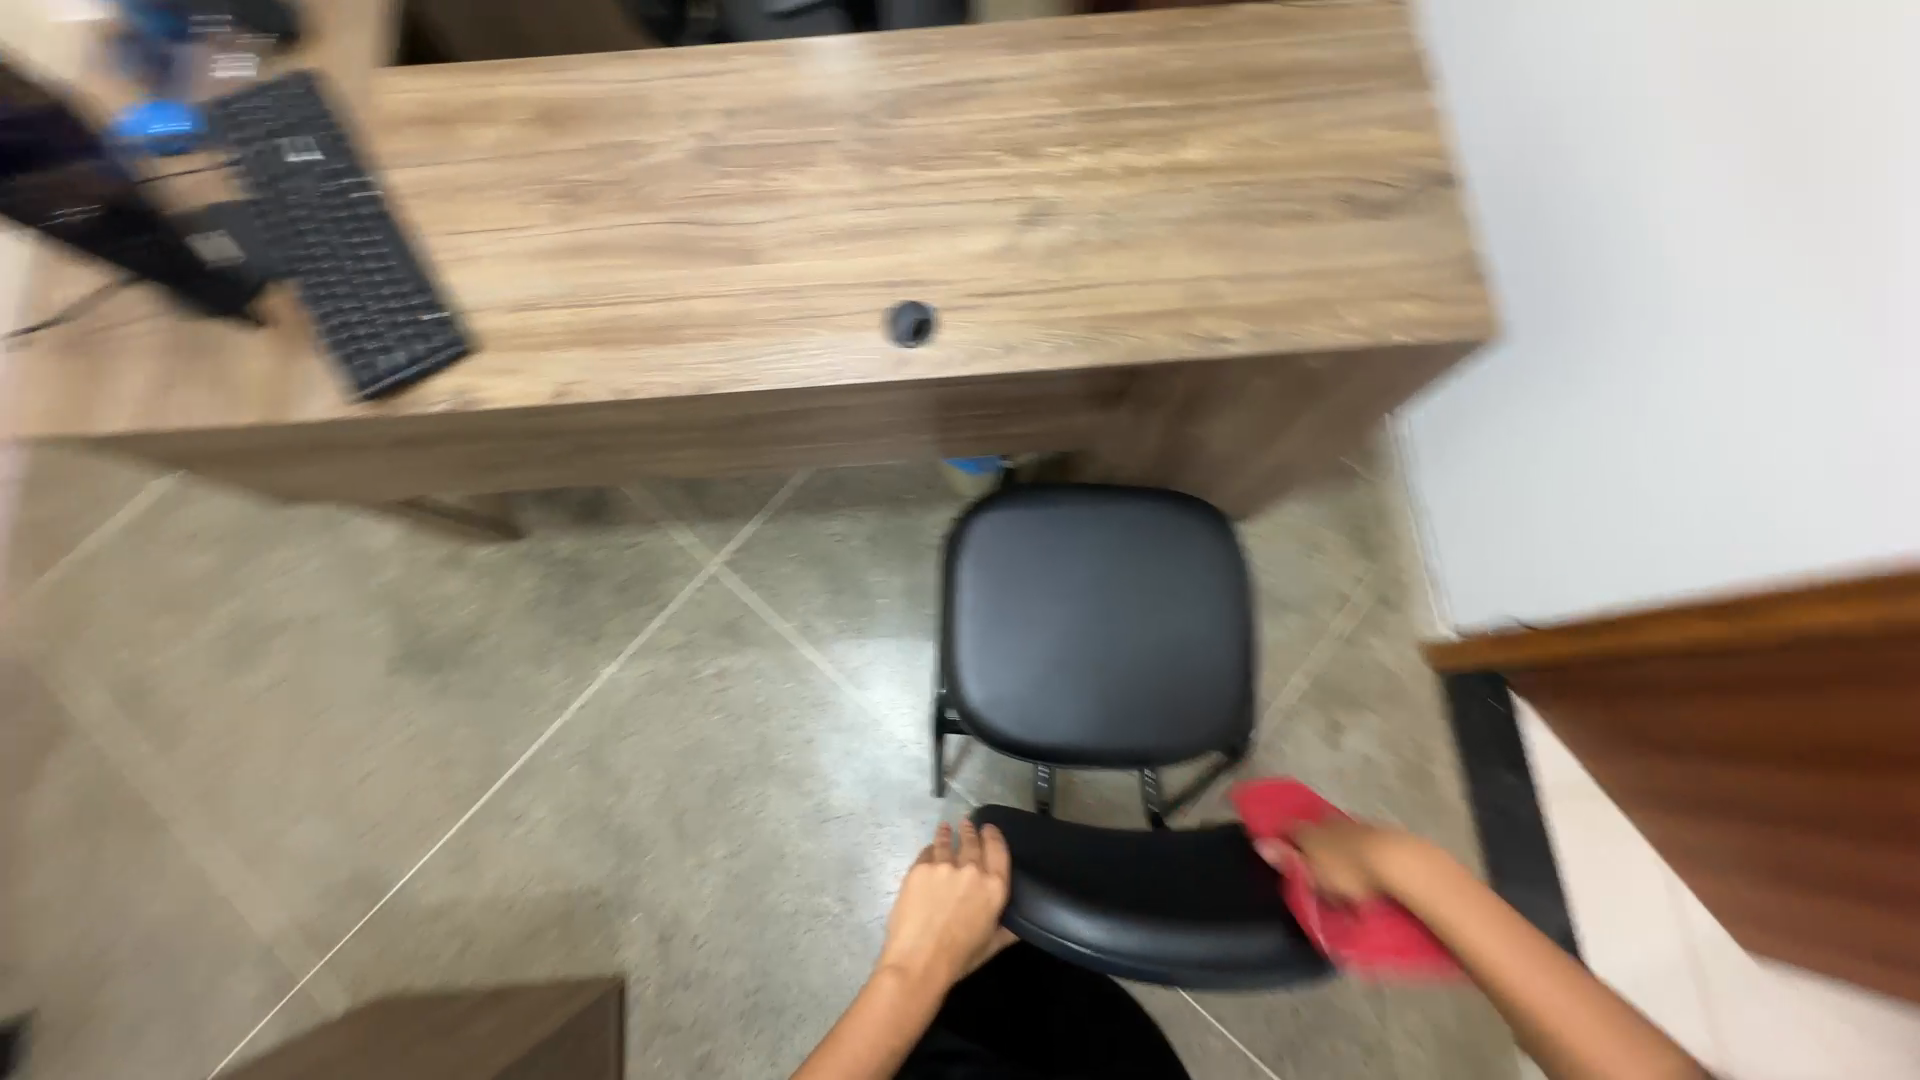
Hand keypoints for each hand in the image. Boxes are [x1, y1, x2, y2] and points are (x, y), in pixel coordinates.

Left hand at [876, 822, 1016, 991]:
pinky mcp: (920, 867)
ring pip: (947, 842)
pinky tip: (929, 848)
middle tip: (967, 823)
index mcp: (994, 887)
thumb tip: (1021, 927)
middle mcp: (972, 870)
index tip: (989, 828)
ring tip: (946, 827)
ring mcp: (944, 865)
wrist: (919, 960)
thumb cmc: (959, 958)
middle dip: (970, 831)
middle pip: (972, 842)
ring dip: (947, 833)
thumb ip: (1007, 931)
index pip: (998, 850)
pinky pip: (927, 852)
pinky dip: (930, 849)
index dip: (994, 836)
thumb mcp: (991, 946)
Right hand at [1253, 819, 1432, 903]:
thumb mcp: (1312, 873)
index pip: (1286, 829)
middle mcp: (1327, 822)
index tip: (1280, 852)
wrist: (1398, 861)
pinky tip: (1365, 866)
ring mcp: (1355, 825)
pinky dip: (1359, 851)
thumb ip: (1287, 859)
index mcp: (1307, 830)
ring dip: (1337, 846)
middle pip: (1313, 828)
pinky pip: (1362, 841)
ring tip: (1340, 868)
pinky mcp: (1380, 834)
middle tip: (1313, 864)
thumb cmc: (1348, 871)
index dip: (1281, 839)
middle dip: (1311, 841)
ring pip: (1338, 833)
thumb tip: (1259, 843)